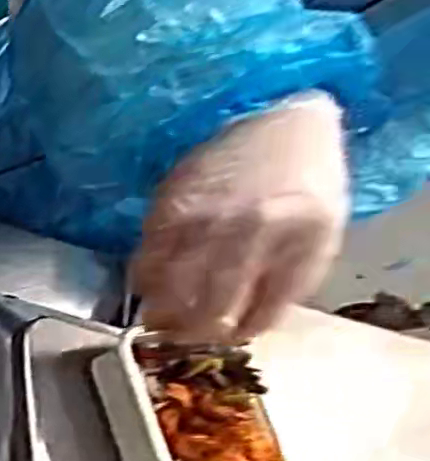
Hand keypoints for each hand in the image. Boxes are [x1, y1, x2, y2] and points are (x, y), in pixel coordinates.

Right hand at [130, 92, 348, 342]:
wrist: (271, 121)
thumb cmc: (298, 176)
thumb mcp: (317, 221)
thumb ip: (285, 266)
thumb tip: (245, 310)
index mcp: (306, 239)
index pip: (270, 304)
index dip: (245, 328)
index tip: (230, 338)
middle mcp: (256, 235)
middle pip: (214, 304)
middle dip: (194, 330)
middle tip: (181, 339)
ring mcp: (206, 227)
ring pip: (173, 291)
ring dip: (161, 313)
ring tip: (157, 323)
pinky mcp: (166, 219)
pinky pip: (146, 266)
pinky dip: (143, 284)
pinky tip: (147, 288)